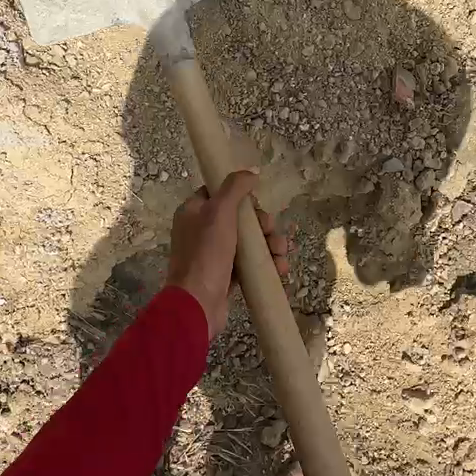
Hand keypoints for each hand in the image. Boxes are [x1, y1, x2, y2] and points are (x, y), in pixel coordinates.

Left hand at [167, 169, 289, 336]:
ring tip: (281, 253)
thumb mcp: (220, 211)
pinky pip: (250, 263)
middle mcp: (201, 231)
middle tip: (271, 230)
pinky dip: (266, 263)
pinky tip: (280, 268)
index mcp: (193, 212)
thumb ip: (235, 187)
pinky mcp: (226, 276)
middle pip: (239, 218)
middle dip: (262, 224)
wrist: (197, 304)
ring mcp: (213, 255)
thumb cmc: (206, 252)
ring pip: (248, 241)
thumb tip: (252, 171)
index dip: (240, 195)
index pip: (219, 193)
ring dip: (270, 244)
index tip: (256, 202)